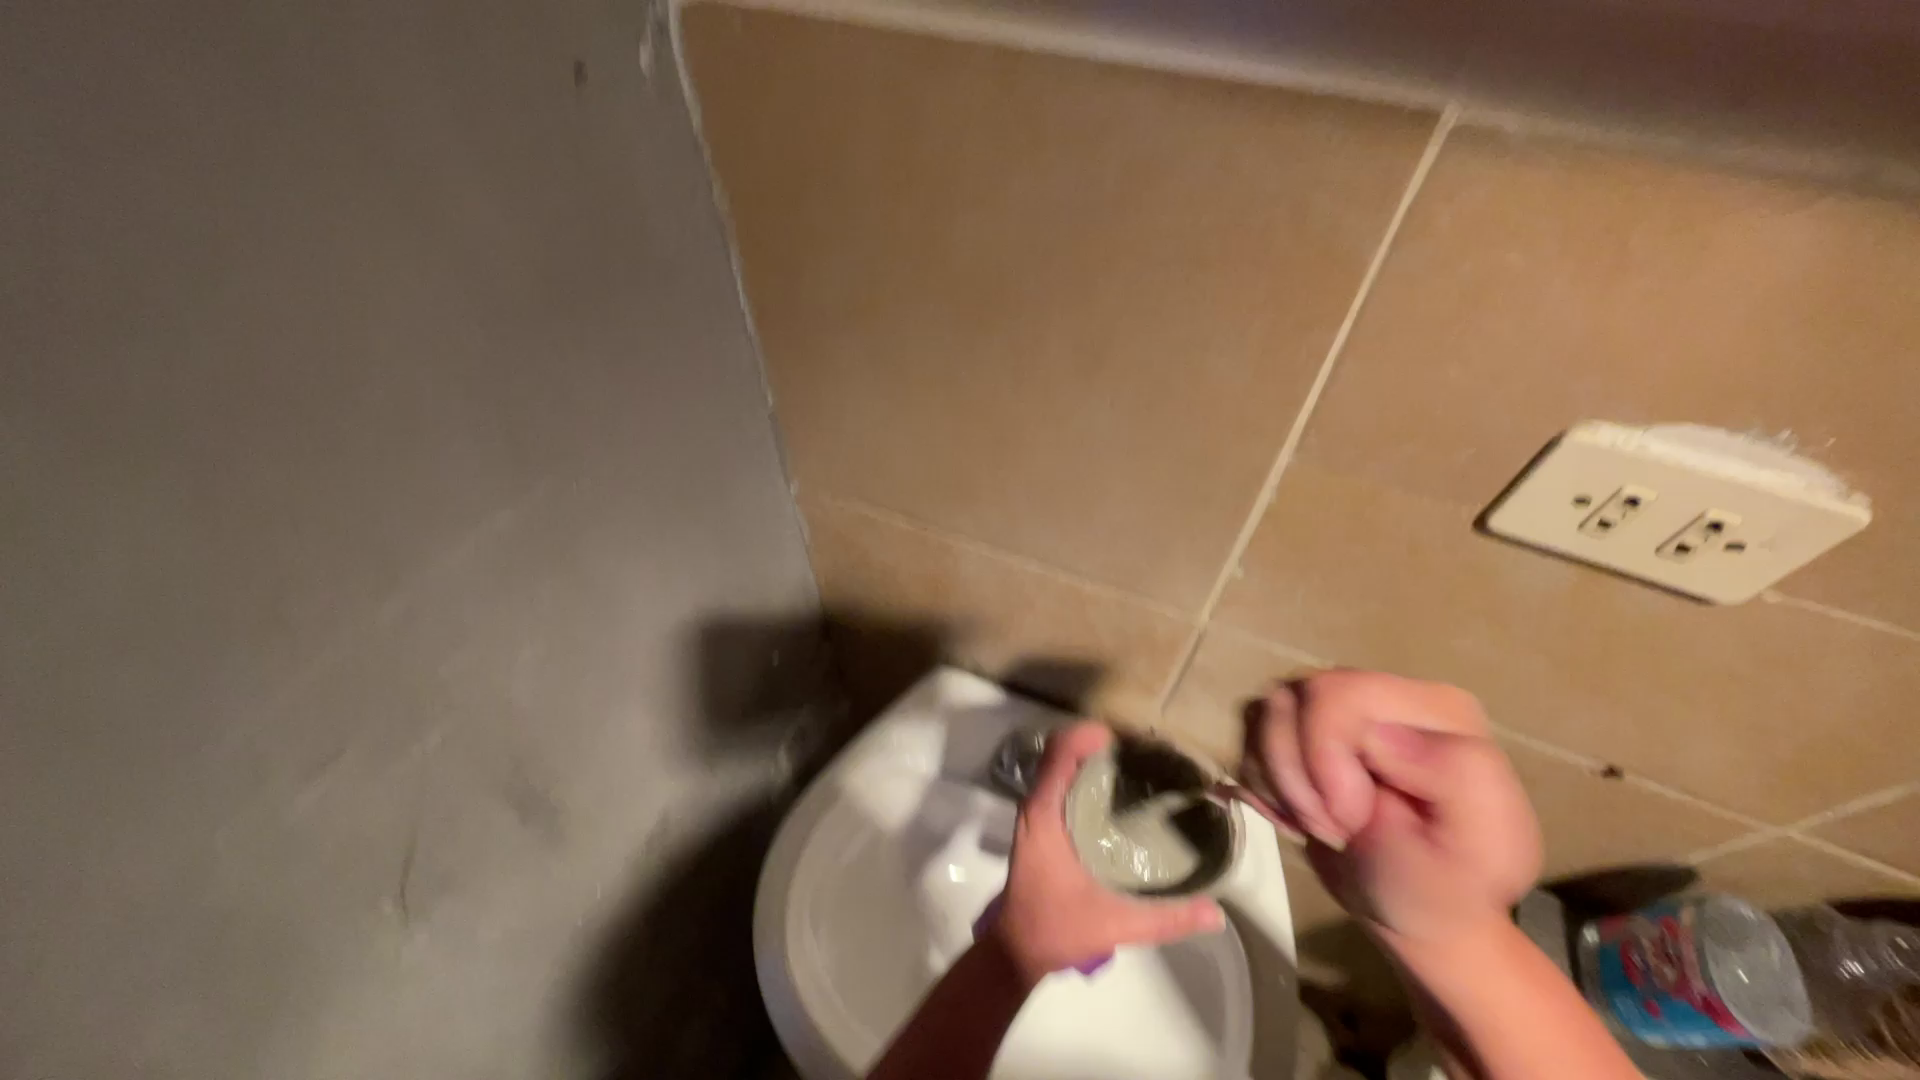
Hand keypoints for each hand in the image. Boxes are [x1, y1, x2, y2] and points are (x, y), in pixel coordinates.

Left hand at [988, 722, 1224, 983]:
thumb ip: (1165, 919)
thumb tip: (1214, 912)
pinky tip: (1122, 796)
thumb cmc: (1056, 928)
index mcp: (1045, 813)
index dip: (1092, 735)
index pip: (1062, 751)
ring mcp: (1037, 814)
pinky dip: (1089, 779)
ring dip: (1096, 761)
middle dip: (1103, 746)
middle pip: (1065, 752)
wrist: (1017, 950)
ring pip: (1064, 767)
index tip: (1132, 740)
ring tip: (1141, 769)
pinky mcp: (1043, 825)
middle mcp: (1037, 804)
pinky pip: (1063, 785)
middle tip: (1148, 755)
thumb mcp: (1114, 924)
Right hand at [1239, 671, 1540, 943]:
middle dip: (1296, 774)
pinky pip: (1247, 737)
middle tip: (1332, 827)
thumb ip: (1459, 775)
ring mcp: (1330, 709)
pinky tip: (1298, 816)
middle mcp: (1377, 694)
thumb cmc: (1449, 885)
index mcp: (1431, 707)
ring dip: (1278, 783)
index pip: (1338, 693)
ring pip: (1262, 713)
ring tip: (1319, 824)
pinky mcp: (1295, 730)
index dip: (1324, 760)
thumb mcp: (1486, 846)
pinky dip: (1262, 785)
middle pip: (1292, 697)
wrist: (1411, 914)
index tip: (1354, 822)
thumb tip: (1379, 734)